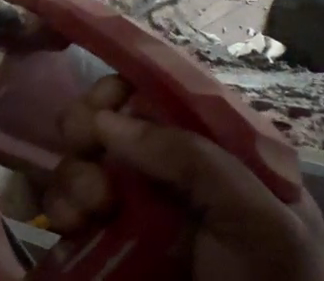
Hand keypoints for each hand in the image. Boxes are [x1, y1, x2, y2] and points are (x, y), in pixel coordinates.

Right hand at [44, 76, 323, 280]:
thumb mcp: (264, 227)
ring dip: (73, 175)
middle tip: (86, 147)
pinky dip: (58, 205)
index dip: (125, 89)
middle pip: (105, 119)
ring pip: (76, 158)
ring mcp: (133, 204)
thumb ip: (198, 164)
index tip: (106, 102)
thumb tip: (106, 120)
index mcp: (218, 156)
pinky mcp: (103, 233)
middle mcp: (169, 172)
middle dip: (86, 129)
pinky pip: (60, 199)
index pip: (161, 96)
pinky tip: (72, 224)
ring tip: (91, 208)